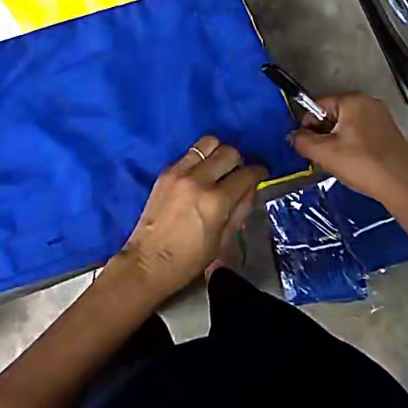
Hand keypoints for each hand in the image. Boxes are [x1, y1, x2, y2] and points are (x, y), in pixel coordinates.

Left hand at [118, 135, 264, 295]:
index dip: (259, 172)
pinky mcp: (165, 173)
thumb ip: (242, 208)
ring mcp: (179, 173)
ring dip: (219, 153)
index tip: (261, 175)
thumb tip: (251, 187)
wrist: (147, 264)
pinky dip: (200, 159)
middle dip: (239, 161)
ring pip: (209, 143)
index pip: (247, 173)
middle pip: (229, 152)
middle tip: (237, 175)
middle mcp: (198, 180)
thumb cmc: (190, 259)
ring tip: (218, 169)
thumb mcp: (224, 239)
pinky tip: (199, 175)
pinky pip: (190, 153)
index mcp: (216, 200)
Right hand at [288, 93, 407, 204]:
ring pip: (347, 125)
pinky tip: (354, 162)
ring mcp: (382, 117)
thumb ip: (303, 141)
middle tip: (322, 155)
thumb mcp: (325, 153)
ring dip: (337, 141)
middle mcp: (369, 102)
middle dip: (323, 133)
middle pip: (333, 114)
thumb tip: (293, 135)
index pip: (318, 104)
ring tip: (338, 161)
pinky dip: (353, 144)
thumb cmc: (362, 164)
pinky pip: (362, 133)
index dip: (307, 124)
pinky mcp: (389, 132)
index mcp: (354, 100)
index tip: (307, 145)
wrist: (400, 184)